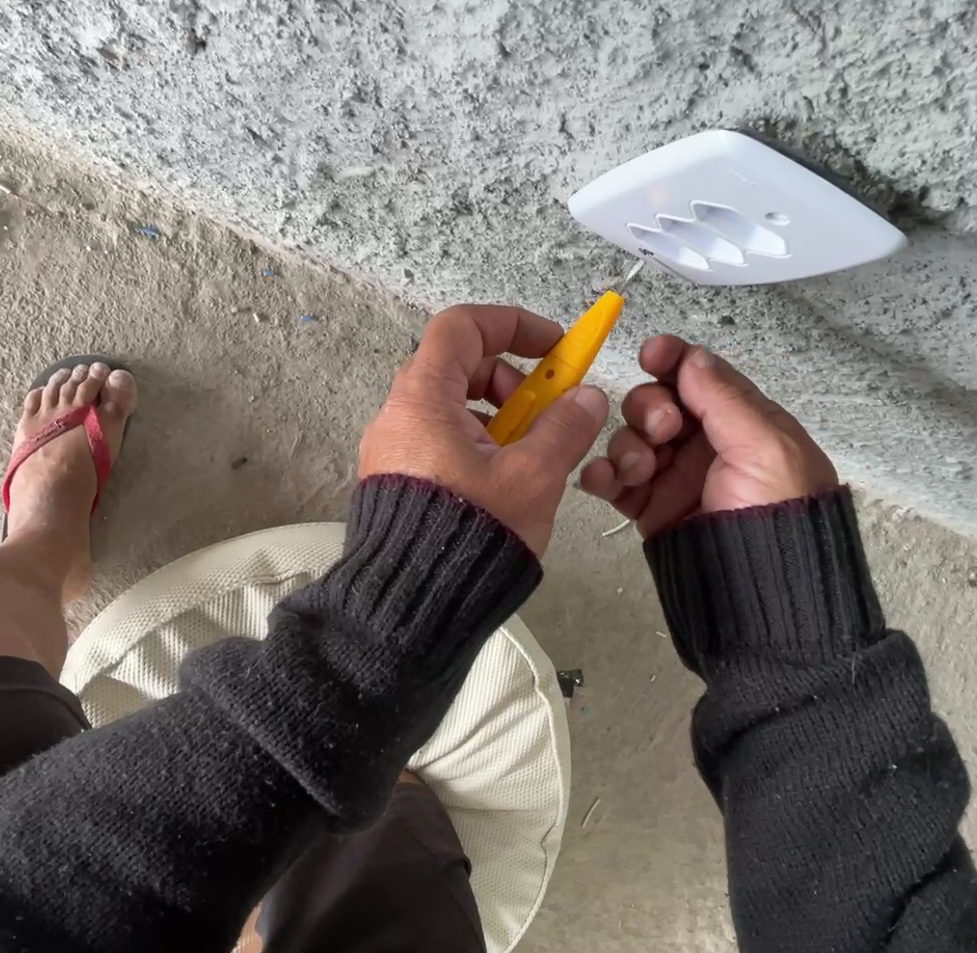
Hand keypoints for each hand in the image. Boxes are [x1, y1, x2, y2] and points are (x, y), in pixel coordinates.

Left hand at [359, 305, 608, 554]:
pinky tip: (502, 482)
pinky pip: (437, 443)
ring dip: (497, 417)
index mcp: (423, 400)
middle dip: (510, 379)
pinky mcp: (394, 481)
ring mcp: (391, 451)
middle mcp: (397, 417)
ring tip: (529, 455)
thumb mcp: (532, 478)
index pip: (461, 327)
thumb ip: (565, 429)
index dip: (511, 324)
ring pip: (449, 409)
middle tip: (544, 411)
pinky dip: (474, 445)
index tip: (553, 346)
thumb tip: (586, 399)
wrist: (412, 603)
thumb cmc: (472, 533)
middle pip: (456, 367)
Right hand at [579, 335, 838, 535]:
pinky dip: (600, 475)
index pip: (701, 379)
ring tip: (638, 470)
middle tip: (660, 430)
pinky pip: (614, 481)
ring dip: (625, 446)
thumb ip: (725, 400)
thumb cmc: (776, 512)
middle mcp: (703, 445)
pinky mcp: (647, 508)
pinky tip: (599, 479)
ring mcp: (672, 477)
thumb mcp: (766, 448)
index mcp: (740, 423)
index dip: (674, 360)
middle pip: (656, 405)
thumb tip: (693, 356)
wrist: (758, 591)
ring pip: (630, 440)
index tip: (652, 354)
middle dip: (649, 409)